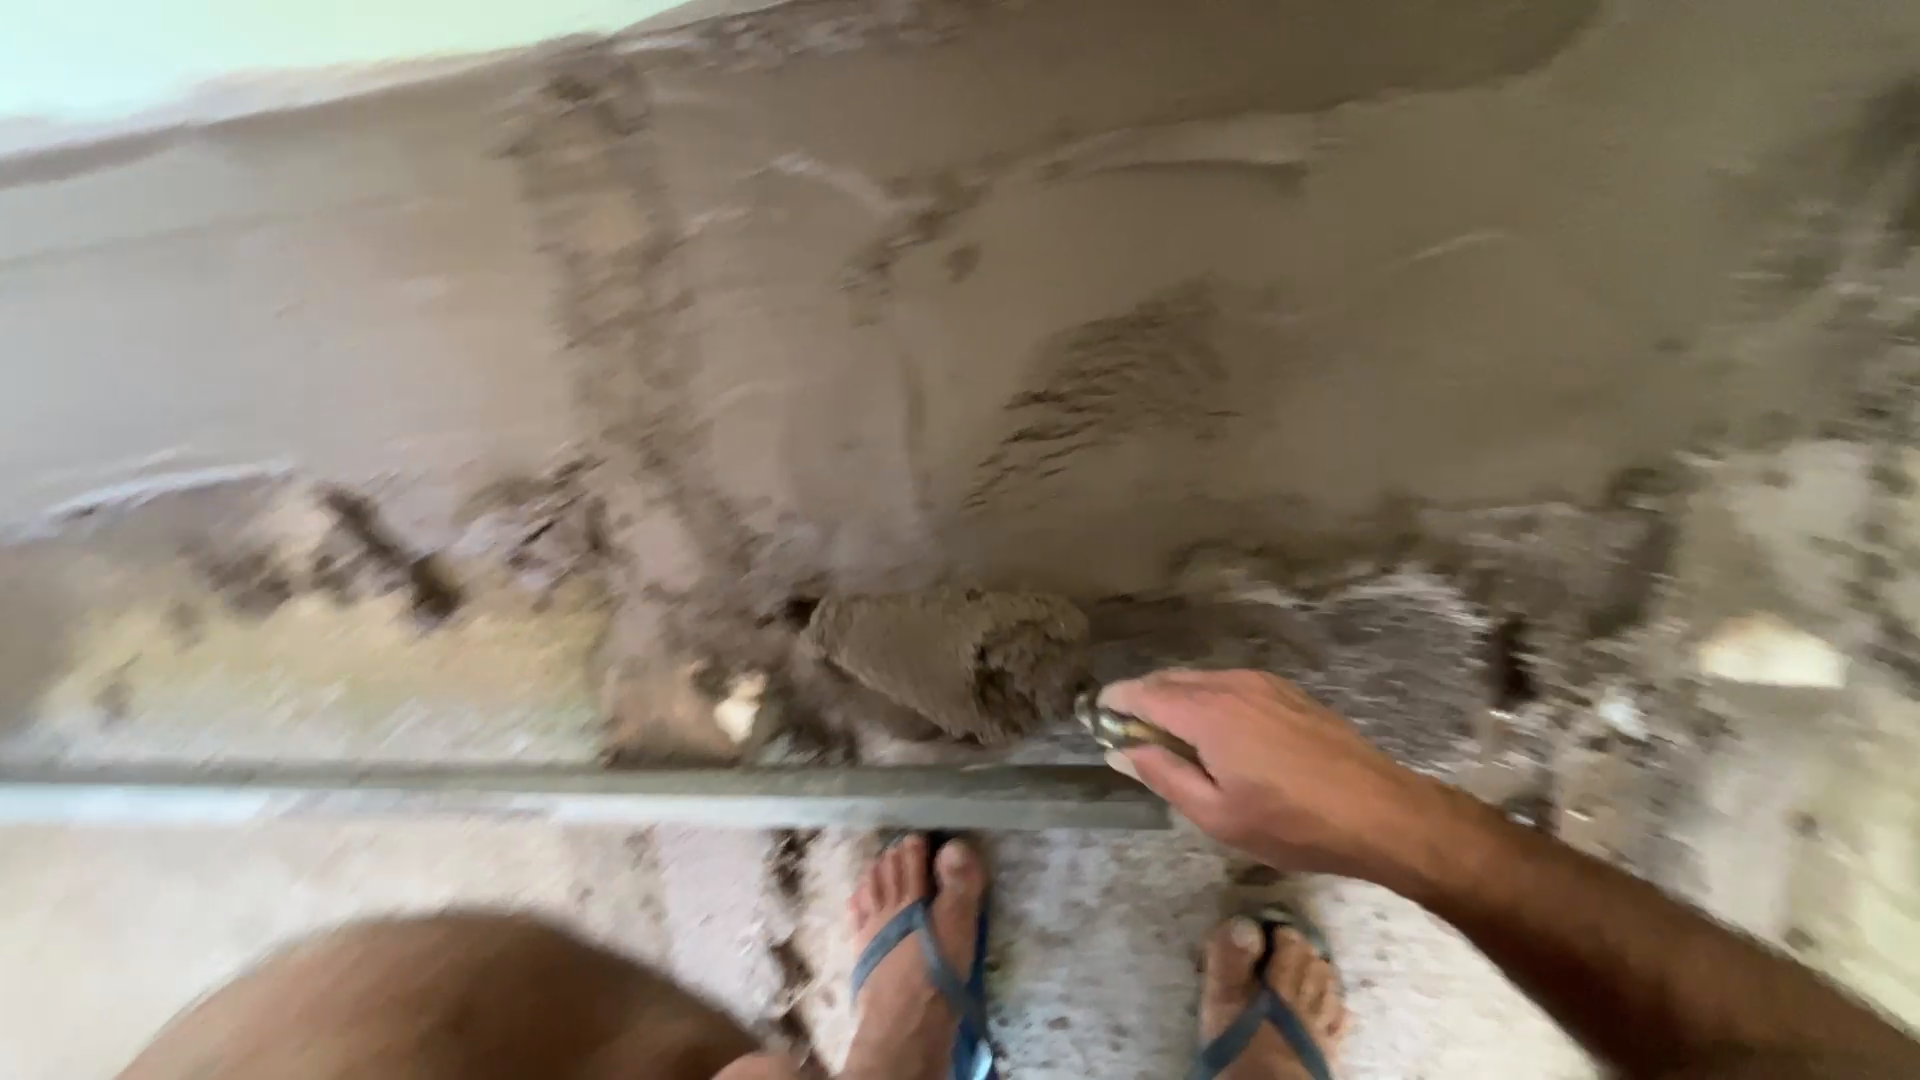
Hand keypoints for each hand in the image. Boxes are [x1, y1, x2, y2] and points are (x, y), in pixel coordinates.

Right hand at [1101, 669, 1434, 878]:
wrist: (1381, 812)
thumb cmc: (1291, 823)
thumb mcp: (1215, 814)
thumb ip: (1162, 775)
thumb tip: (1120, 750)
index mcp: (1207, 711)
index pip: (1143, 692)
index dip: (1115, 701)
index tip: (1098, 715)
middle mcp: (1230, 684)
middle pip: (1169, 680)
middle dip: (1143, 699)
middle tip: (1130, 733)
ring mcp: (1262, 683)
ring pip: (1201, 680)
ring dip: (1175, 699)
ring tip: (1171, 737)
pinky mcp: (1286, 692)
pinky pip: (1229, 684)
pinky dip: (1207, 699)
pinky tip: (1217, 732)